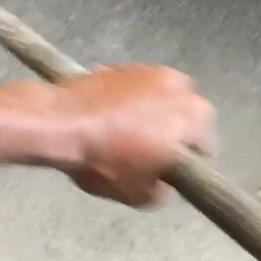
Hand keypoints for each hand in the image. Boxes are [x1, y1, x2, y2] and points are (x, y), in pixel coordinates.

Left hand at [35, 65, 217, 207]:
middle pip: (182, 118)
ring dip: (145, 114)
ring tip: (116, 135)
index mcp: (197, 116)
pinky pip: (128, 90)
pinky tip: (101, 118)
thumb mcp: (140, 195)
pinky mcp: (117, 65)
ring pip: (156, 100)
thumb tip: (164, 183)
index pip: (204, 146)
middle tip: (138, 152)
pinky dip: (121, 102)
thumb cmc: (104, 161)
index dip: (186, 163)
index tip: (164, 171)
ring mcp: (147, 69)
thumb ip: (165, 190)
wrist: (55, 123)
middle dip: (167, 133)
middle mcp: (181, 86)